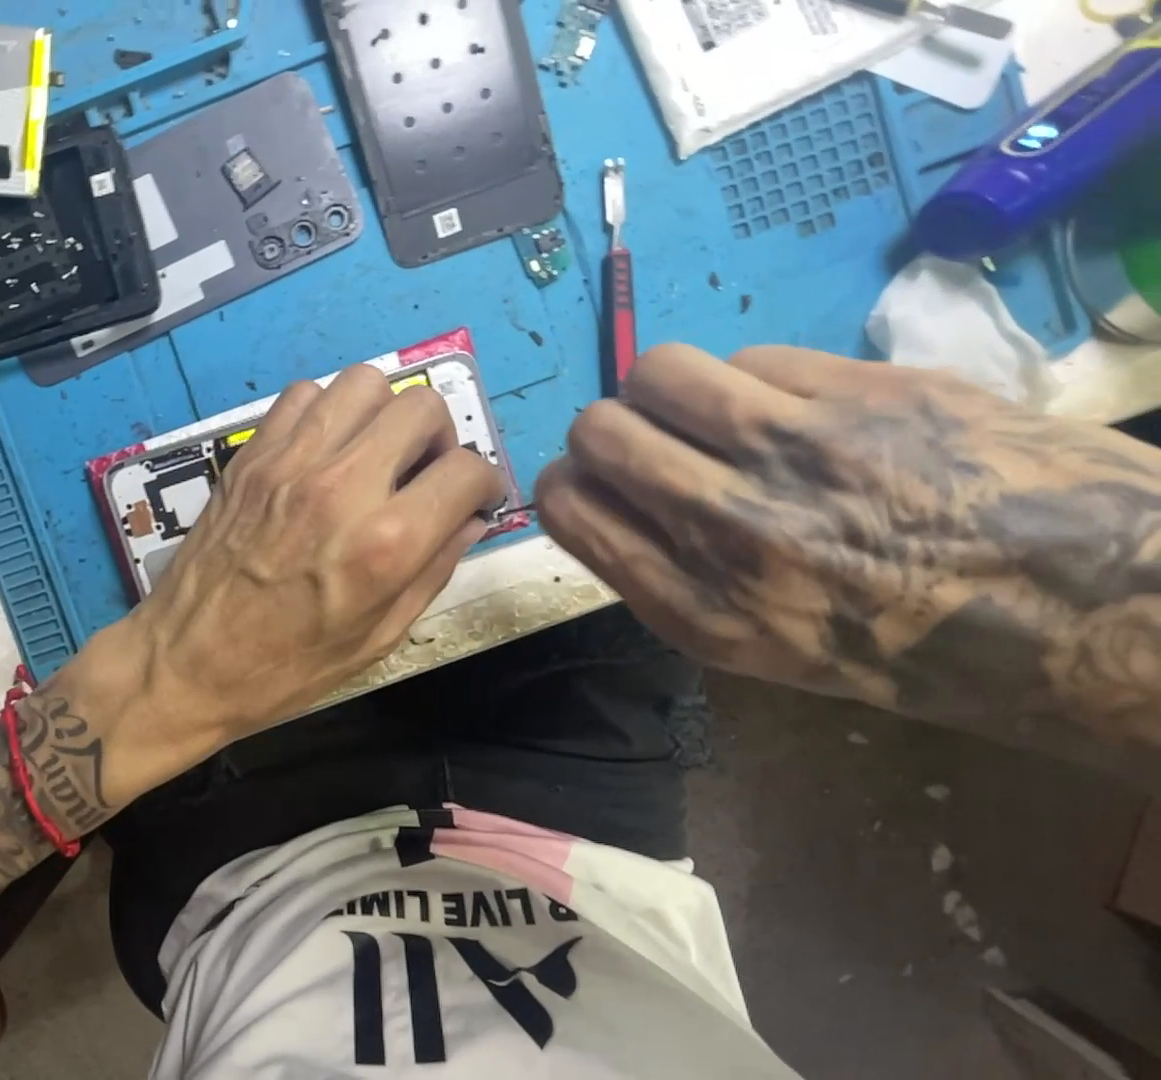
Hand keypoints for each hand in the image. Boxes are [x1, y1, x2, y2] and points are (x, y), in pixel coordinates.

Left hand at [90, 365, 504, 796]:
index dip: (483, 484)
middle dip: (440, 438)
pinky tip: (323, 451)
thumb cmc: (286, 668)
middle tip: (422, 473)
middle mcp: (342, 485)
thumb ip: (435, 569)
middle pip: (421, 406)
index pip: (466, 470)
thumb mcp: (379, 638)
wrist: (185, 662)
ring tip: (374, 454)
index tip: (469, 500)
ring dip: (384, 413)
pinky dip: (326, 411)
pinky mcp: (250, 454)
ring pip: (363, 382)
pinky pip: (303, 395)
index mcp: (385, 542)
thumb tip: (468, 517)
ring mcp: (289, 461)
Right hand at [535, 343, 1160, 742]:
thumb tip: (609, 502)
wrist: (1105, 617)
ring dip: (668, 389)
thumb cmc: (916, 648)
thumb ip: (667, 578)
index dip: (567, 483)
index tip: (595, 482)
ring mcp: (798, 454)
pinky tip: (798, 408)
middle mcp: (729, 529)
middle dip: (608, 431)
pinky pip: (750, 357)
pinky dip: (752, 379)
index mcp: (699, 607)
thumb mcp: (762, 648)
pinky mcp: (864, 395)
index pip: (567, 507)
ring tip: (712, 410)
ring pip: (659, 373)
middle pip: (597, 431)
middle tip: (651, 442)